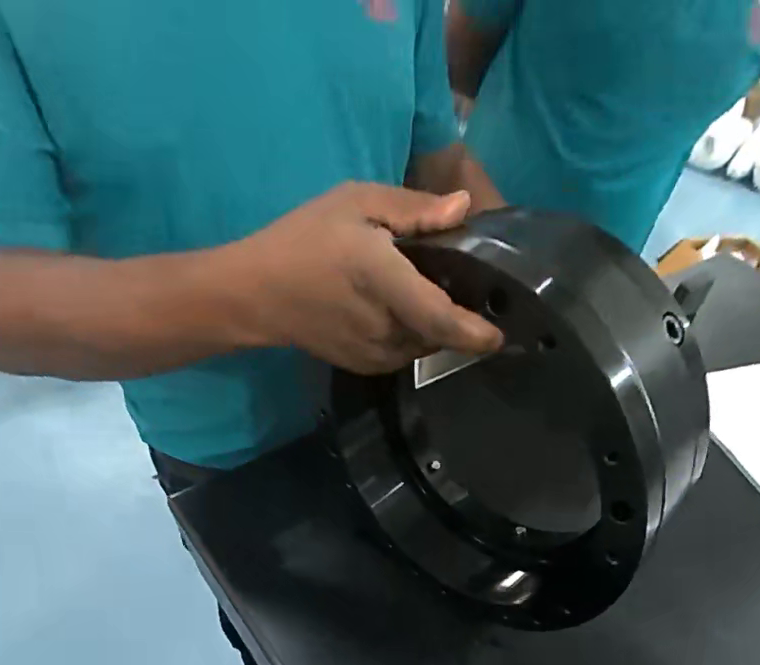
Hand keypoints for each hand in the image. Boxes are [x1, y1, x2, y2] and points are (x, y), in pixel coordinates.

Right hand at [227, 183, 504, 373]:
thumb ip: (413, 209)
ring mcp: (377, 354)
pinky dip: (415, 334)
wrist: (257, 294)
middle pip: (442, 333)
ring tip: (426, 294)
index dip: (476, 331)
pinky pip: (407, 352)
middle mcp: (387, 328)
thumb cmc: (305, 239)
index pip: (441, 318)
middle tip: (464, 289)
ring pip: (426, 344)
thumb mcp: (356, 202)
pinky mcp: (368, 367)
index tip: (502, 333)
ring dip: (436, 325)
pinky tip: (400, 310)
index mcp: (385, 283)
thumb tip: (464, 207)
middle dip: (461, 319)